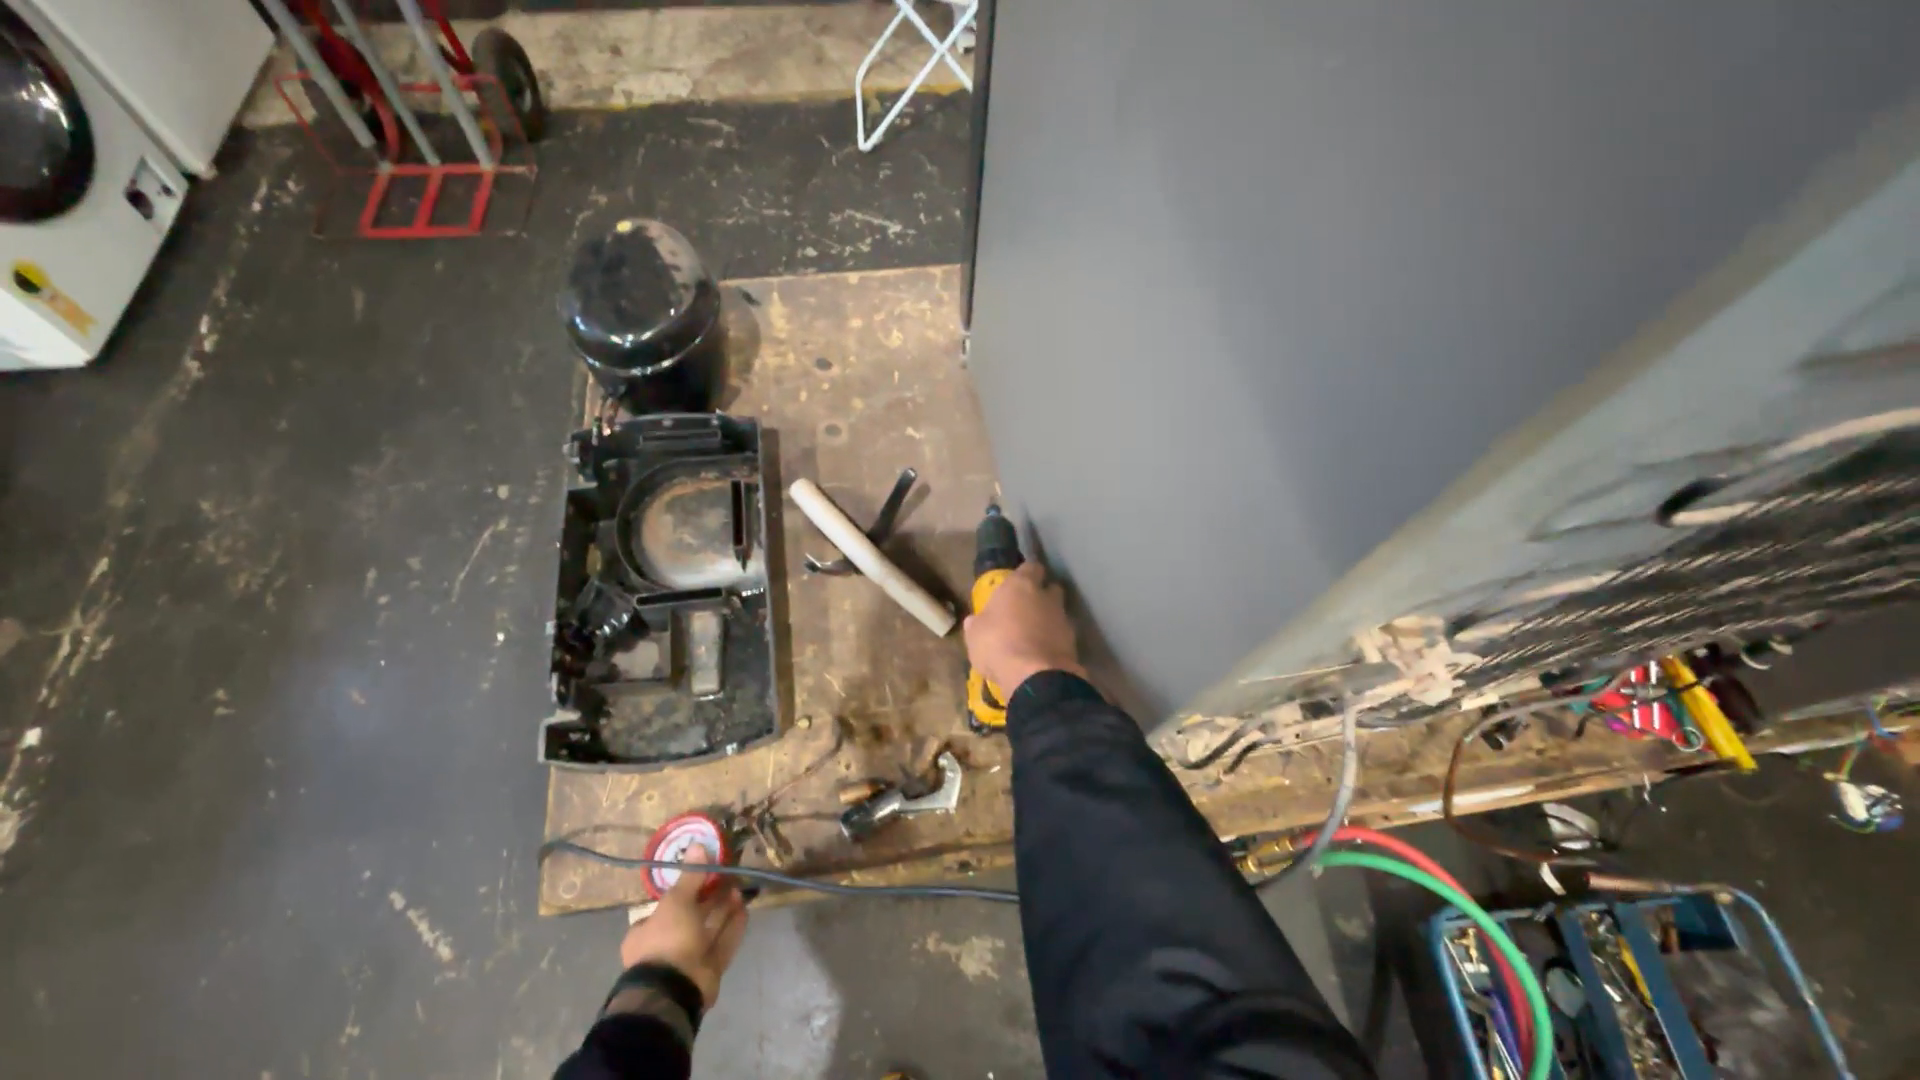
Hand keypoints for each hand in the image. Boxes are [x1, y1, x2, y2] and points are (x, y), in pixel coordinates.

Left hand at [620, 846, 746, 1007]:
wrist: (674, 989)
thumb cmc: (667, 939)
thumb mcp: (676, 901)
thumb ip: (691, 875)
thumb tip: (699, 844)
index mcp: (646, 931)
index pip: (667, 906)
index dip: (687, 890)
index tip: (705, 875)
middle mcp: (666, 945)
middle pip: (692, 916)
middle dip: (711, 898)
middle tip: (729, 878)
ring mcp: (688, 960)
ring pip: (709, 930)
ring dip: (724, 910)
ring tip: (740, 889)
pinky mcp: (709, 970)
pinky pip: (722, 944)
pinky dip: (733, 927)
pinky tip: (745, 910)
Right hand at [963, 561, 1085, 694]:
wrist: (1035, 676)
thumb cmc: (997, 645)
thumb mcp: (975, 635)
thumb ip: (978, 623)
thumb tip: (975, 621)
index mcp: (1020, 585)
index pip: (1030, 567)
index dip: (1025, 574)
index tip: (1018, 583)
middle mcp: (1046, 596)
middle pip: (1049, 588)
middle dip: (1042, 595)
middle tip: (1027, 609)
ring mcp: (1063, 618)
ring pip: (1058, 612)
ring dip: (1049, 620)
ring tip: (1034, 635)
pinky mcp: (1073, 642)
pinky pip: (1062, 636)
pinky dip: (1055, 641)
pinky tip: (1043, 653)